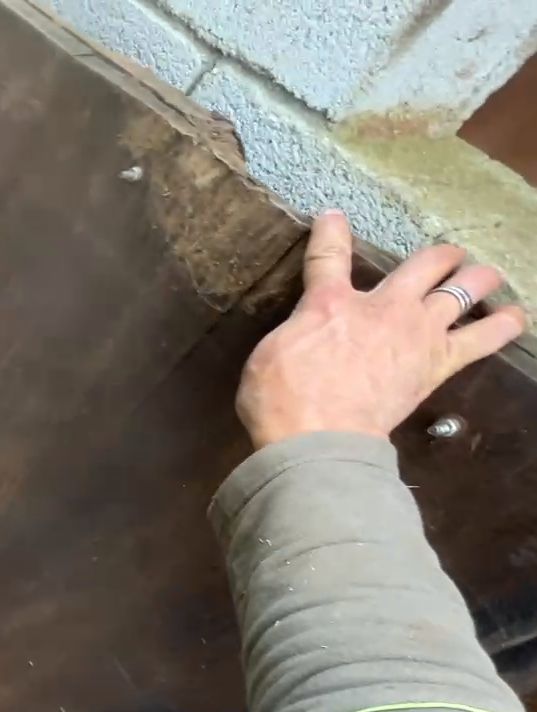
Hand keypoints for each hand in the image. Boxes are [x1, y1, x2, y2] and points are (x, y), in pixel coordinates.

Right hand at [236, 209, 526, 448]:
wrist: (316, 436)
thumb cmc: (276, 399)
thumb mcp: (267, 357)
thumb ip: (296, 331)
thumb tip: (309, 326)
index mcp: (328, 306)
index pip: (328, 257)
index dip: (330, 232)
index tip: (332, 216)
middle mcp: (383, 307)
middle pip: (430, 261)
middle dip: (436, 258)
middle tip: (433, 265)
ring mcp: (420, 331)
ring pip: (471, 284)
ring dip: (475, 279)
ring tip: (472, 285)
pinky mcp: (443, 360)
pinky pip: (495, 331)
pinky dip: (504, 321)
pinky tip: (503, 318)